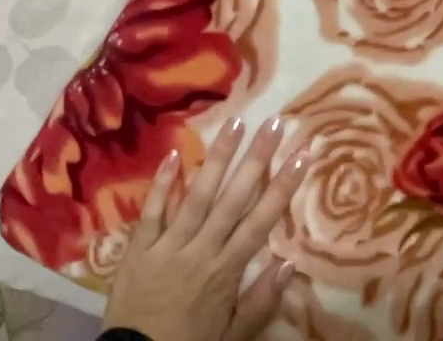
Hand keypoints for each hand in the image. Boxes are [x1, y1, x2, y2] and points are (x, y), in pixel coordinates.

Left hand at [102, 117, 308, 340]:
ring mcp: (169, 245)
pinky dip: (162, 182)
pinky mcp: (139, 247)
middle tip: (273, 122)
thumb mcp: (233, 336)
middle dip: (256, 159)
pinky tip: (175, 153)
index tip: (303, 154)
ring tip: (235, 122)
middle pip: (233, 198)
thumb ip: (261, 301)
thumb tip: (290, 262)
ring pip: (197, 195)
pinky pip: (152, 210)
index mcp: (226, 270)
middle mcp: (201, 250)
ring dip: (217, 157)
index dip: (283, 186)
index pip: (261, 220)